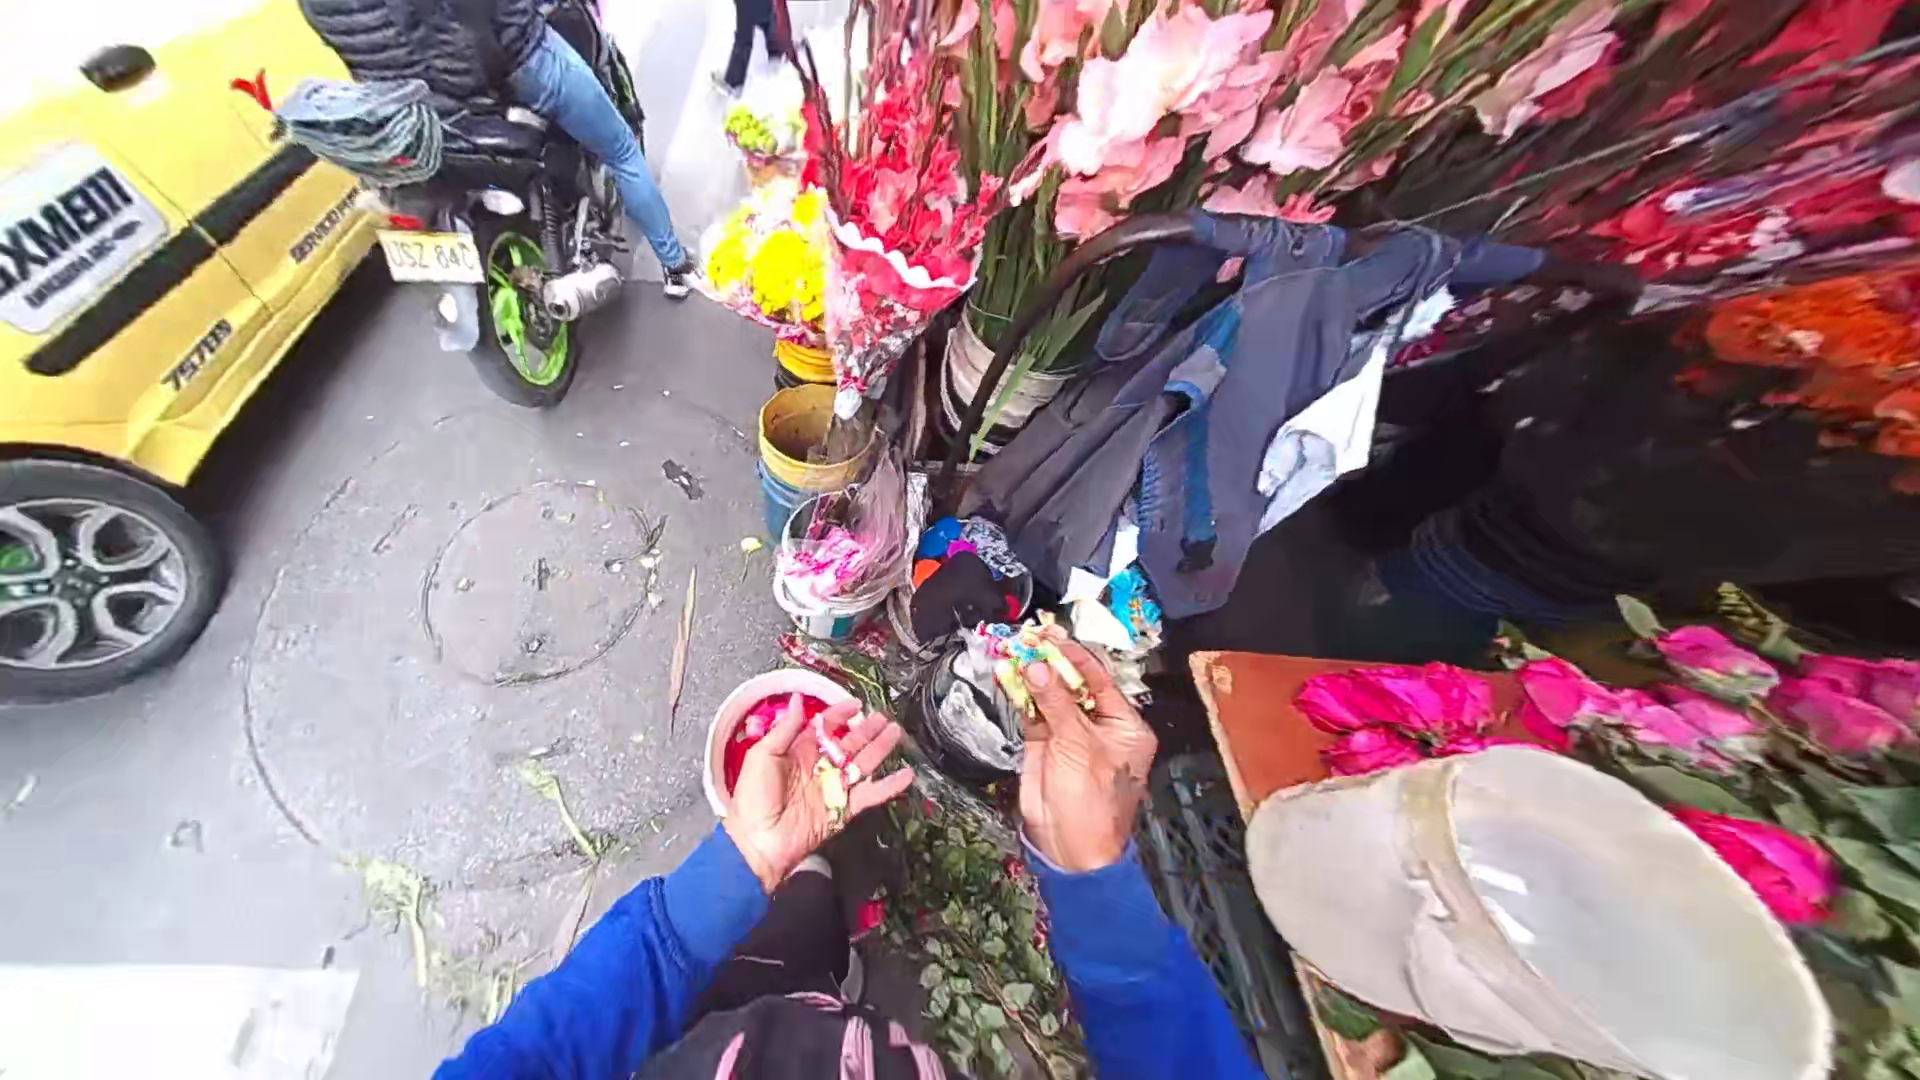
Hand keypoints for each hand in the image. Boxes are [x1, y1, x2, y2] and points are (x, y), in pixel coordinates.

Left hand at [723, 696, 915, 891]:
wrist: (756, 844)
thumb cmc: (753, 799)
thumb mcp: (763, 756)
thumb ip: (785, 728)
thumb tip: (797, 699)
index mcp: (800, 751)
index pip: (825, 727)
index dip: (840, 714)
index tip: (856, 704)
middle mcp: (820, 767)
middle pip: (850, 743)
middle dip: (867, 729)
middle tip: (884, 718)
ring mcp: (833, 788)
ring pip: (863, 764)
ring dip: (880, 749)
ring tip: (896, 733)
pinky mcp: (843, 809)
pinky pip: (870, 794)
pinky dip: (889, 786)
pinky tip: (906, 775)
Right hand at [1018, 629, 1156, 872]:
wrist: (1069, 849)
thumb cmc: (1092, 800)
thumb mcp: (1078, 745)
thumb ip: (1056, 702)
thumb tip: (1036, 666)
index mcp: (1124, 724)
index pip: (1099, 679)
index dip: (1076, 657)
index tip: (1053, 637)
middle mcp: (1098, 724)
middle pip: (1073, 683)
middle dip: (1051, 662)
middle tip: (1030, 638)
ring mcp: (1069, 732)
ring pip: (1050, 694)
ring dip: (1032, 674)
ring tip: (1014, 650)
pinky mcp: (1044, 742)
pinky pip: (1033, 711)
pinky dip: (1020, 694)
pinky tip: (1007, 674)